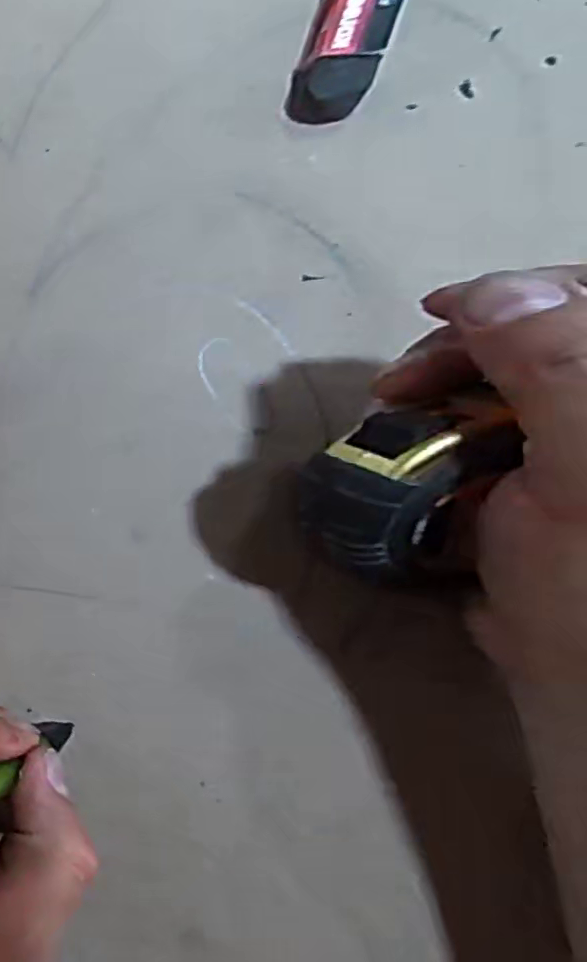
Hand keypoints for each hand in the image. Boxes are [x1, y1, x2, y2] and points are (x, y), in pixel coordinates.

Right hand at [374, 267, 586, 689]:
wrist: (585, 676)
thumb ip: (565, 371)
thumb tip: (492, 293)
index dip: (535, 291)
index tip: (439, 313)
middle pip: (563, 329)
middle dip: (473, 342)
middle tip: (400, 382)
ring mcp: (583, 445)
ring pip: (523, 370)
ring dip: (452, 379)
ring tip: (399, 408)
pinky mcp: (557, 474)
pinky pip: (503, 415)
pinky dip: (452, 414)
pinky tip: (423, 433)